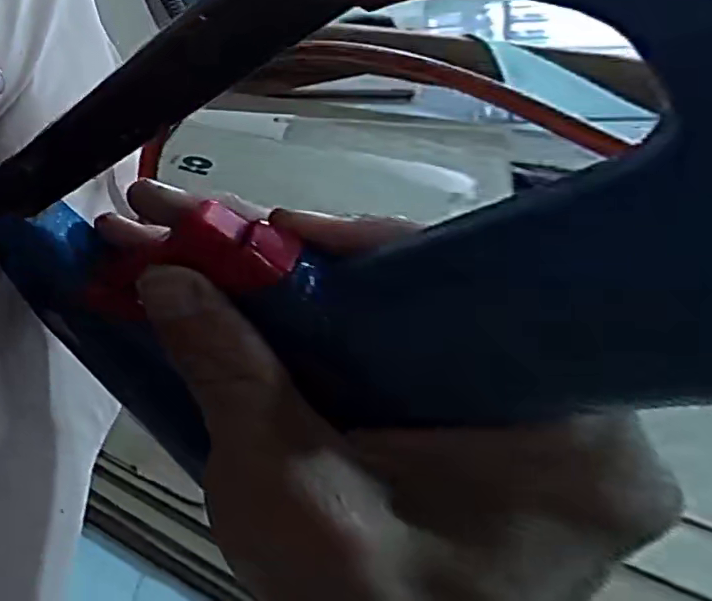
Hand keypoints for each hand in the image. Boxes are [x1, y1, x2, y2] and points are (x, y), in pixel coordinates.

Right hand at [99, 180, 681, 600]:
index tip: (269, 227)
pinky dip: (254, 312)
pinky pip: (327, 338)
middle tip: (170, 214)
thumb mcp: (293, 496)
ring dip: (242, 274)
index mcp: (555, 430)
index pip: (461, 291)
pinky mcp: (403, 414)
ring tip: (155, 236)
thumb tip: (164, 276)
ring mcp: (455, 406)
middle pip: (377, 288)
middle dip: (259, 250)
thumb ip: (232, 379)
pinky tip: (189, 286)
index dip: (355, 247)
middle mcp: (518, 403)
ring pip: (340, 307)